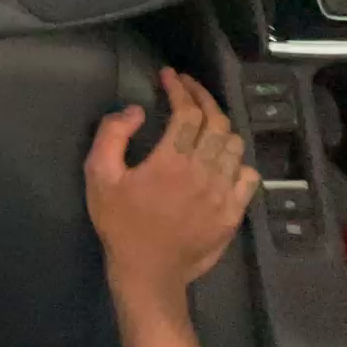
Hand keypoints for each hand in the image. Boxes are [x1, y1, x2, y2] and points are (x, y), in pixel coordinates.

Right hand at [85, 67, 259, 306]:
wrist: (148, 272)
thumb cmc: (119, 220)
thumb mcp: (98, 174)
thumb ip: (111, 135)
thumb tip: (135, 111)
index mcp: (172, 161)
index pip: (187, 113)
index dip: (180, 88)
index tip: (168, 75)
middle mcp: (204, 173)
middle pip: (217, 123)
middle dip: (203, 97)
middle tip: (187, 86)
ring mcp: (224, 194)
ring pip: (235, 146)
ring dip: (220, 124)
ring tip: (202, 117)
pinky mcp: (234, 212)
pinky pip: (248, 176)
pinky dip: (236, 158)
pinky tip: (220, 155)